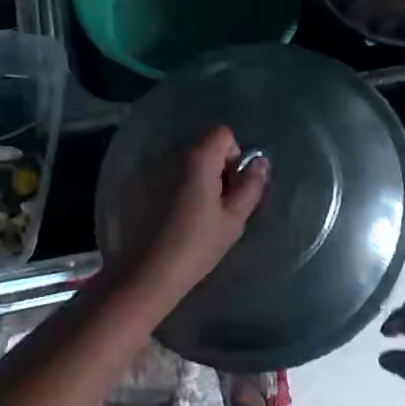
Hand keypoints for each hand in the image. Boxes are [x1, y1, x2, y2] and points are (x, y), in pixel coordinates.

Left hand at [110, 126, 269, 301]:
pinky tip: (184, 217)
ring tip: (204, 212)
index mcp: (197, 159)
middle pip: (204, 145)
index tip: (235, 184)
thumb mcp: (234, 218)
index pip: (223, 133)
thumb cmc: (197, 245)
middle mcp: (173, 157)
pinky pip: (172, 176)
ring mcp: (155, 172)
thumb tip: (260, 163)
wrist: (149, 272)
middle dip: (219, 166)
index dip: (235, 154)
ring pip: (187, 161)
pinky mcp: (144, 189)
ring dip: (201, 178)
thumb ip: (251, 186)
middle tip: (223, 202)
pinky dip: (183, 187)